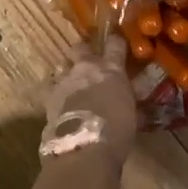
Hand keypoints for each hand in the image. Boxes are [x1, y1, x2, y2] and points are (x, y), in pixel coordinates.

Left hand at [42, 35, 135, 170]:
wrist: (85, 146)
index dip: (116, 42)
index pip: (115, 44)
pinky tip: (58, 103)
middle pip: (80, 48)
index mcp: (111, 69)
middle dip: (83, 53)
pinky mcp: (49, 97)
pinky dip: (55, 94)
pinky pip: (50, 89)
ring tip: (70, 85)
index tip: (117, 42)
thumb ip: (128, 103)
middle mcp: (86, 68)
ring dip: (67, 74)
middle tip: (87, 63)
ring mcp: (65, 81)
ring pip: (62, 67)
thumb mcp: (131, 114)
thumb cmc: (117, 130)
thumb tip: (138, 109)